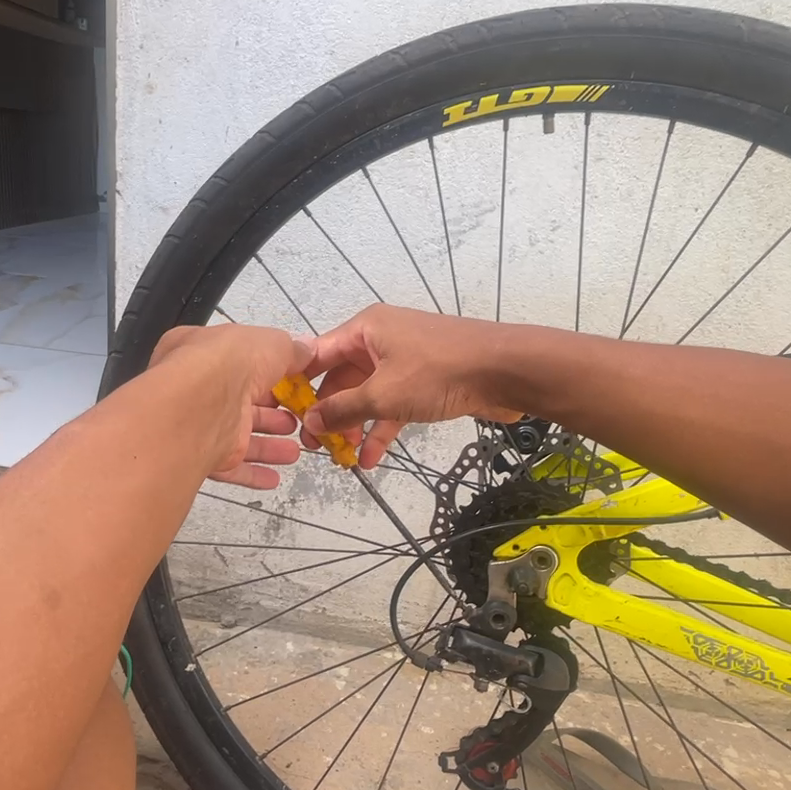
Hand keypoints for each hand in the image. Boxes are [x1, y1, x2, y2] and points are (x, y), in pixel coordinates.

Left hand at [150, 324, 312, 488]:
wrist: (200, 406)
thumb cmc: (229, 363)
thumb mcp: (271, 343)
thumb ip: (290, 350)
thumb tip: (306, 351)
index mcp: (203, 352)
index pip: (238, 362)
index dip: (267, 371)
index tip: (294, 383)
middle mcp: (198, 388)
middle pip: (240, 403)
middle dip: (271, 414)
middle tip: (296, 420)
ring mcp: (200, 423)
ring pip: (238, 437)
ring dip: (268, 446)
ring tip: (293, 451)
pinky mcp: (204, 456)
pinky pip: (230, 468)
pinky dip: (253, 473)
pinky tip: (274, 477)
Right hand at [303, 305, 520, 468]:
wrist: (506, 370)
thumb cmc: (440, 372)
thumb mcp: (383, 394)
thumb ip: (342, 410)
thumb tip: (310, 423)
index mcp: (365, 329)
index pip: (317, 354)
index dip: (298, 384)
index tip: (284, 414)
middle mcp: (380, 341)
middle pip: (340, 379)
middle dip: (327, 413)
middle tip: (314, 446)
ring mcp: (403, 362)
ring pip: (366, 396)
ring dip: (353, 426)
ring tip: (341, 458)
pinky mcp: (423, 382)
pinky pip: (391, 406)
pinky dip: (381, 429)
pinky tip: (370, 459)